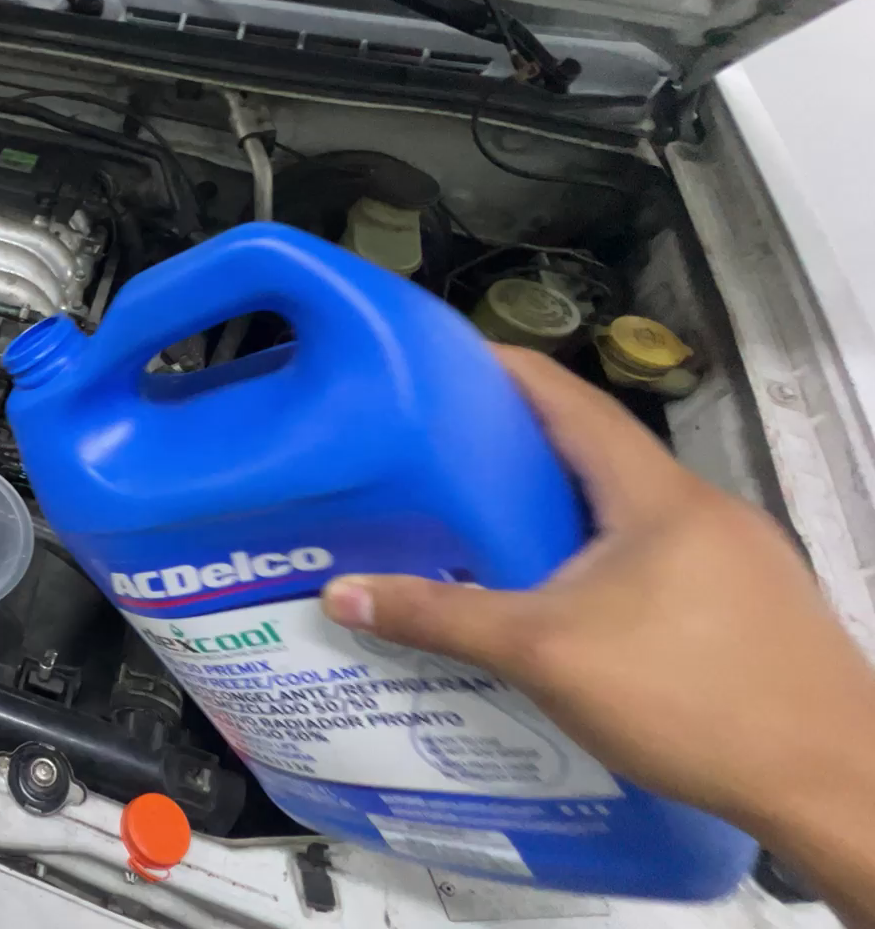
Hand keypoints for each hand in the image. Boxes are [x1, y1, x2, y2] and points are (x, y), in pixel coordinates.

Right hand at [318, 347, 874, 831]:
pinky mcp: (736, 601)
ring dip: (542, 492)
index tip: (436, 359)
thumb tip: (336, 593)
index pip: (571, 402)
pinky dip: (577, 539)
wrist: (850, 801)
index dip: (503, 368)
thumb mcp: (541, 654)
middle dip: (507, 434)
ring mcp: (727, 557)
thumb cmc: (695, 699)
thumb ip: (436, 616)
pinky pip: (636, 544)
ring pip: (612, 500)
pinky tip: (536, 578)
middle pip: (589, 446)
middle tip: (424, 441)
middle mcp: (699, 511)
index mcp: (658, 497)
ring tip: (464, 506)